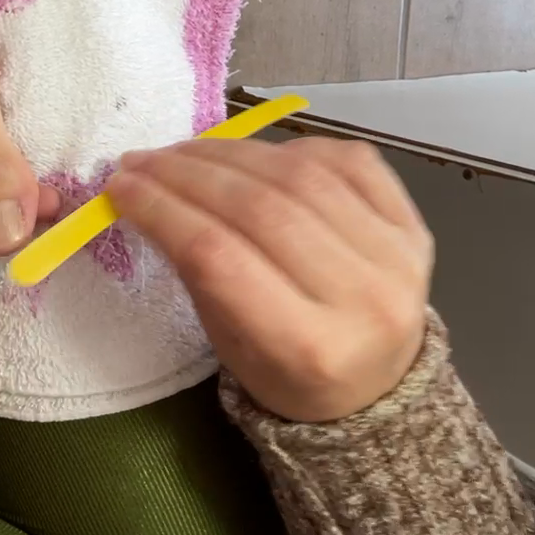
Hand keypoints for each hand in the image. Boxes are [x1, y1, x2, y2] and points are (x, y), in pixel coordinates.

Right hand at [107, 137, 433, 422]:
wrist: (372, 387)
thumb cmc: (282, 370)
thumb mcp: (224, 337)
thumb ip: (194, 265)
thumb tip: (146, 188)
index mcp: (307, 347)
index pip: (218, 257)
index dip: (162, 210)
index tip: (120, 186)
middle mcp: (363, 300)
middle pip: (258, 209)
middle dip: (184, 173)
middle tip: (140, 160)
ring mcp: (398, 257)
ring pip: (299, 175)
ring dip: (227, 151)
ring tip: (183, 151)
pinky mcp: (415, 226)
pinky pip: (348, 160)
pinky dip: (291, 147)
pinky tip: (253, 155)